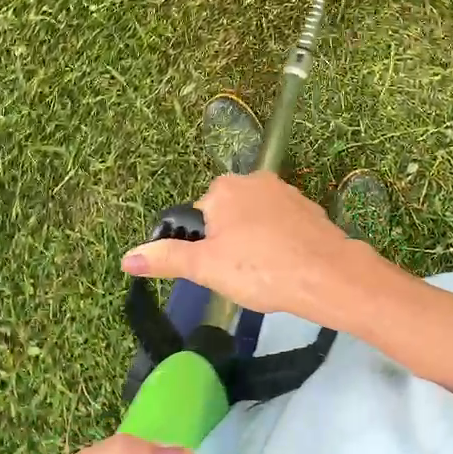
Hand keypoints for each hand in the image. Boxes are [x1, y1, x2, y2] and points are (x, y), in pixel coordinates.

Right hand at [121, 171, 379, 319]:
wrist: (326, 273)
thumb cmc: (259, 268)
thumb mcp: (205, 268)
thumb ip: (167, 258)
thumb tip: (126, 257)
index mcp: (223, 188)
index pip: (199, 218)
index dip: (204, 248)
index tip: (218, 270)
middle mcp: (253, 179)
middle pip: (227, 216)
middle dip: (229, 244)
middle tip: (240, 275)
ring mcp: (284, 190)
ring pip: (255, 221)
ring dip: (254, 243)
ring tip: (264, 274)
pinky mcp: (307, 206)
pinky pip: (281, 225)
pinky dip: (278, 242)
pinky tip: (285, 266)